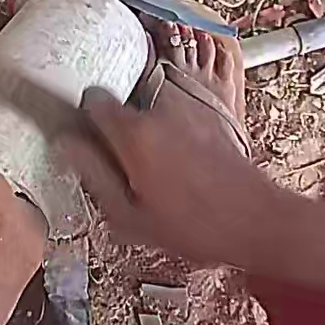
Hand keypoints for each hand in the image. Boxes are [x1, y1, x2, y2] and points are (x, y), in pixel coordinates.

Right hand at [59, 83, 288, 269]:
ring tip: (153, 160)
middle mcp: (161, 109)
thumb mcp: (129, 215)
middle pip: (123, 98)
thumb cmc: (193, 225)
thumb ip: (93, 173)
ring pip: (150, 102)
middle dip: (116, 121)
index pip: (94, 99)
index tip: (88, 135)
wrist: (257, 219)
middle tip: (121, 156)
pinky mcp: (210, 113)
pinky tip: (178, 159)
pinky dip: (169, 124)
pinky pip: (176, 108)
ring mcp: (189, 107)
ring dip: (144, 121)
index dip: (85, 116)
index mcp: (135, 133)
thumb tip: (67, 143)